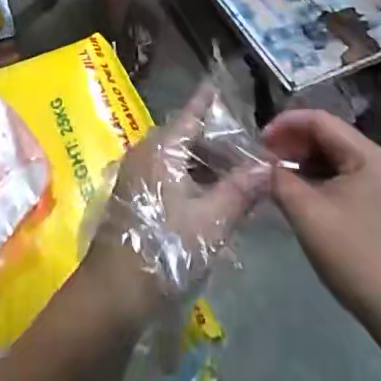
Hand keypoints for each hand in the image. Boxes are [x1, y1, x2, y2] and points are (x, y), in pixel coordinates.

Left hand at [88, 84, 268, 316]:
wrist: (112, 296)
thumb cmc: (164, 248)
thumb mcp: (212, 220)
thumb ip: (241, 190)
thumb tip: (268, 167)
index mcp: (163, 148)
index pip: (192, 113)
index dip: (209, 101)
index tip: (220, 84)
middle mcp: (146, 153)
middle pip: (188, 137)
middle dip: (219, 144)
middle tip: (251, 155)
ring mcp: (136, 176)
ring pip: (179, 160)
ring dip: (207, 167)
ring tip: (239, 180)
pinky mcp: (133, 198)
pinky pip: (168, 177)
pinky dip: (192, 181)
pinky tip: (214, 200)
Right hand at [262, 109, 380, 331]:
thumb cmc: (355, 258)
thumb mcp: (308, 216)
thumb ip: (281, 182)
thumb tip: (264, 167)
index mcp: (371, 157)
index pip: (322, 121)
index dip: (287, 124)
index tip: (259, 141)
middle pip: (334, 138)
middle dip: (297, 144)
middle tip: (267, 160)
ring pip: (343, 161)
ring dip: (311, 164)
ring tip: (282, 178)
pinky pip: (354, 181)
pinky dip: (327, 181)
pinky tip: (309, 198)